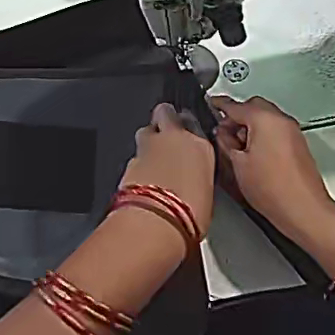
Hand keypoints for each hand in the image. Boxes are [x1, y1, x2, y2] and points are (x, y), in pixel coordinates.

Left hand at [119, 104, 215, 236]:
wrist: (156, 221)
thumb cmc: (189, 214)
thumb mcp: (206, 196)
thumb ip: (198, 178)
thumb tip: (192, 182)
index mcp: (200, 146)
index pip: (193, 124)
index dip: (187, 128)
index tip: (187, 136)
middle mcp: (174, 139)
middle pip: (165, 112)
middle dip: (164, 119)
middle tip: (166, 135)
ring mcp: (148, 147)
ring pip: (145, 130)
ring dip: (148, 141)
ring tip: (152, 160)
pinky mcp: (129, 161)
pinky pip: (134, 155)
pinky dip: (137, 163)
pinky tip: (141, 179)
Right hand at [210, 96, 334, 244]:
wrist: (303, 210)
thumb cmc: (275, 190)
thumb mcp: (237, 164)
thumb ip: (226, 142)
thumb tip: (223, 135)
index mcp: (264, 119)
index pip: (235, 105)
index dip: (219, 105)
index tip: (212, 103)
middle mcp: (281, 121)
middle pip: (253, 107)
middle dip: (237, 116)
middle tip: (223, 130)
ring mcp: (292, 132)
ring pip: (266, 118)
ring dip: (251, 126)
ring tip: (237, 147)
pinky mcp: (298, 145)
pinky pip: (276, 130)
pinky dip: (263, 135)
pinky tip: (253, 155)